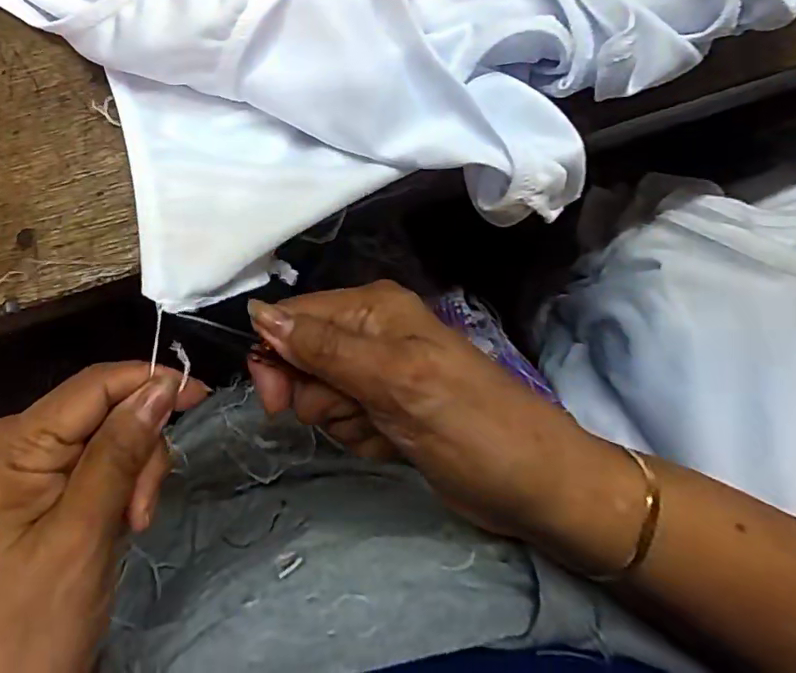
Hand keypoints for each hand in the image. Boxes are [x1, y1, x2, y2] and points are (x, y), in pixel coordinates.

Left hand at [0, 363, 209, 672]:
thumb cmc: (33, 624)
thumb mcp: (82, 534)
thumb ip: (120, 454)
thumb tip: (161, 385)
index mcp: (11, 443)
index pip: (91, 386)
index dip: (148, 381)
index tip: (199, 394)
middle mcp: (16, 444)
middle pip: (103, 411)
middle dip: (138, 449)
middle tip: (143, 508)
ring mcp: (30, 471)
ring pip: (110, 438)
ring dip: (135, 473)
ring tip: (135, 524)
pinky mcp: (47, 495)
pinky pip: (102, 466)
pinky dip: (125, 488)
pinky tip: (125, 523)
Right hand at [245, 281, 596, 541]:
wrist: (537, 488)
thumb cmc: (470, 425)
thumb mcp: (394, 380)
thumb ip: (325, 348)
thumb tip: (259, 315)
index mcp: (373, 308)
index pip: (296, 317)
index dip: (277, 355)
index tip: (276, 399)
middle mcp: (373, 332)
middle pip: (303, 357)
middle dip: (318, 395)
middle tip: (354, 413)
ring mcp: (381, 373)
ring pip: (321, 394)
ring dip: (342, 421)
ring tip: (385, 430)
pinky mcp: (388, 409)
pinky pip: (344, 419)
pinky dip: (360, 436)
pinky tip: (393, 444)